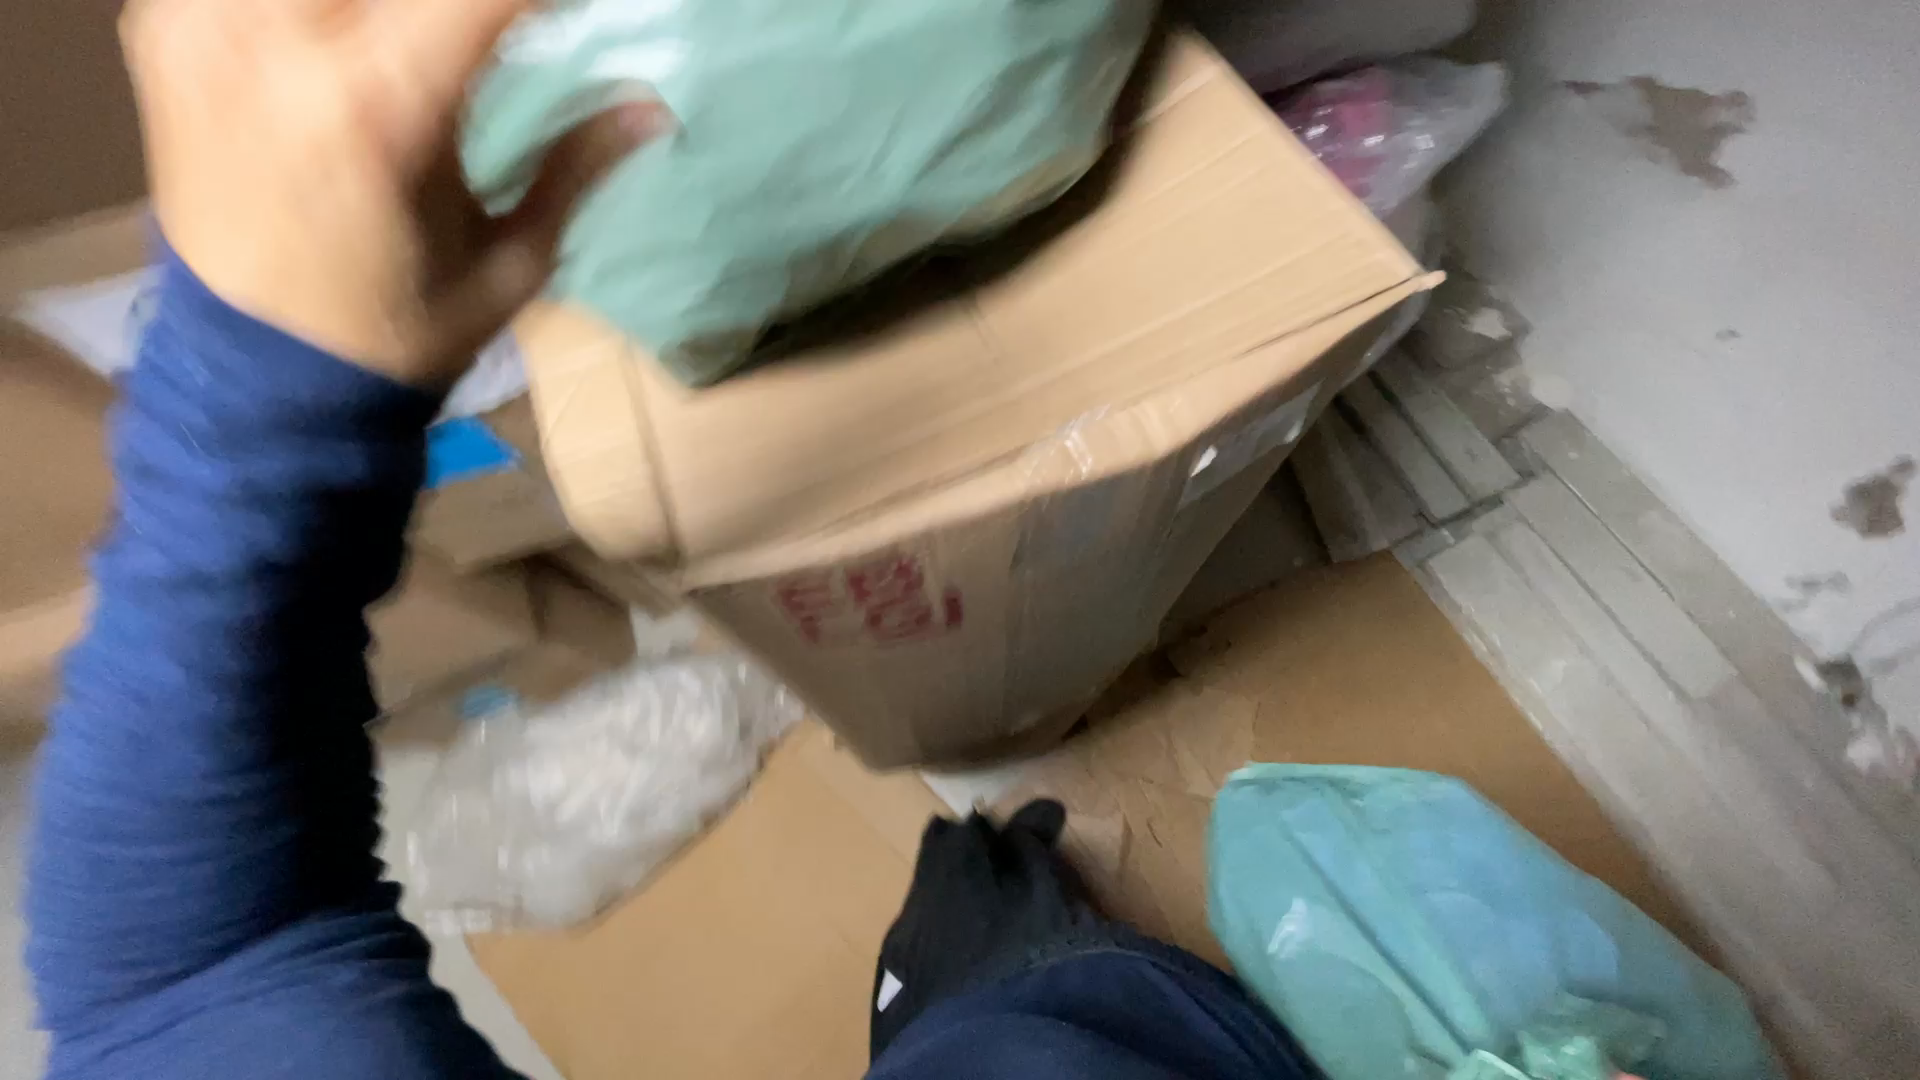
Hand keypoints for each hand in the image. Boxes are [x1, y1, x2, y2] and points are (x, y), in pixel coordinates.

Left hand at [121, 0, 662, 387]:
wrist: (269, 365)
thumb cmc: (412, 328)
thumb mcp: (514, 261)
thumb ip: (575, 168)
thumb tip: (651, 109)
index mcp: (372, 109)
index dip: (539, 0)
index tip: (584, 16)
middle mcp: (269, 38)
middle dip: (478, 2)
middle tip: (518, 25)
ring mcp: (201, 19)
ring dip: (405, 8)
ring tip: (447, 41)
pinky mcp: (167, 25)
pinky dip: (341, 9)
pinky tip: (371, 41)